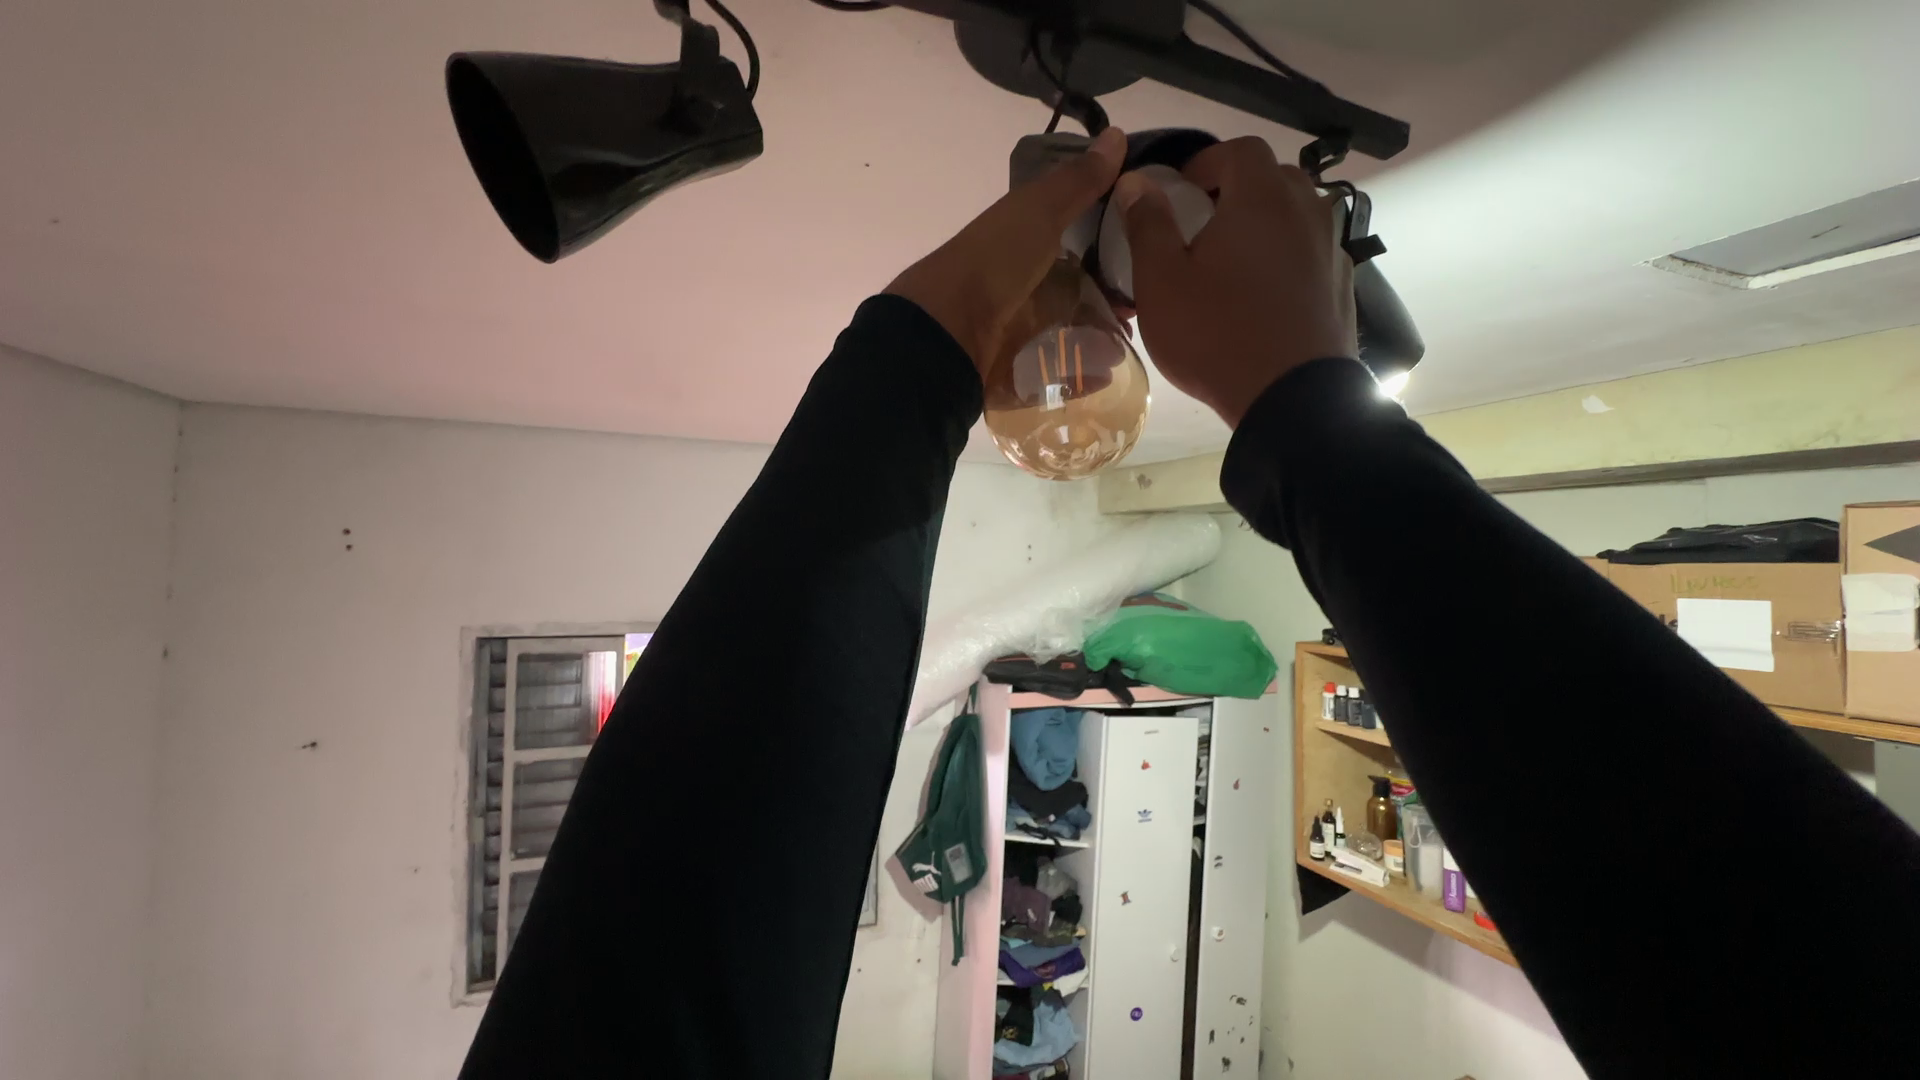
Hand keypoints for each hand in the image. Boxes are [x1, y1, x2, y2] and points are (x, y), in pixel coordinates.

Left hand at [887, 127, 1127, 378]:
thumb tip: (1116, 134)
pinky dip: (1082, 375)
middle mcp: (1022, 288)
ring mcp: (1017, 333)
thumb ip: (1077, 180)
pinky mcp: (1016, 372)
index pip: (1077, 244)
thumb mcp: (1038, 210)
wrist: (947, 329)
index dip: (1111, 248)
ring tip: (1130, 344)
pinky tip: (1108, 374)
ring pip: (1071, 336)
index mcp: (1024, 246)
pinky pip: (1056, 376)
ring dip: (1101, 340)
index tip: (1148, 254)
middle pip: (1078, 294)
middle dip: (1112, 301)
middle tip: (1144, 309)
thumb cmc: (994, 261)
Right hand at [1114, 136, 1356, 427]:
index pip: (1238, 149)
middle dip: (1236, 190)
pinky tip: (1263, 297)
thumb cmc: (1214, 334)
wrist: (1288, 398)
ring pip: (1296, 217)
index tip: (1179, 191)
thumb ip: (1148, 225)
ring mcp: (1330, 249)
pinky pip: (1310, 255)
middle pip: (1273, 179)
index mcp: (1260, 198)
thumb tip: (1136, 182)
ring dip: (1264, 225)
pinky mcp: (1341, 288)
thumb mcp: (1161, 281)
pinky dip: (1286, 259)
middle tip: (1203, 224)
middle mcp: (1305, 211)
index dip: (1205, 162)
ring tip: (1233, 262)